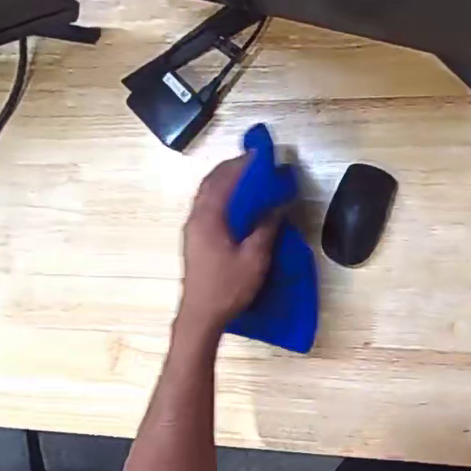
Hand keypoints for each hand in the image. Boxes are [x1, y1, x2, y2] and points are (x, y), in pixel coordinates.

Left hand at [176, 154, 278, 339]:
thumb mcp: (254, 258)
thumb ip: (266, 228)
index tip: (260, 154)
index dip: (242, 164)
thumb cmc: (227, 288)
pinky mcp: (195, 239)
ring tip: (249, 178)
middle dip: (232, 168)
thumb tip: (278, 206)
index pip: (224, 180)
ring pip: (207, 194)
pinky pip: (207, 206)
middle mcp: (196, 218)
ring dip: (226, 181)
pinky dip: (222, 196)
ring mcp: (193, 229)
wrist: (201, 316)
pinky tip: (237, 203)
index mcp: (208, 218)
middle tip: (255, 163)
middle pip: (211, 182)